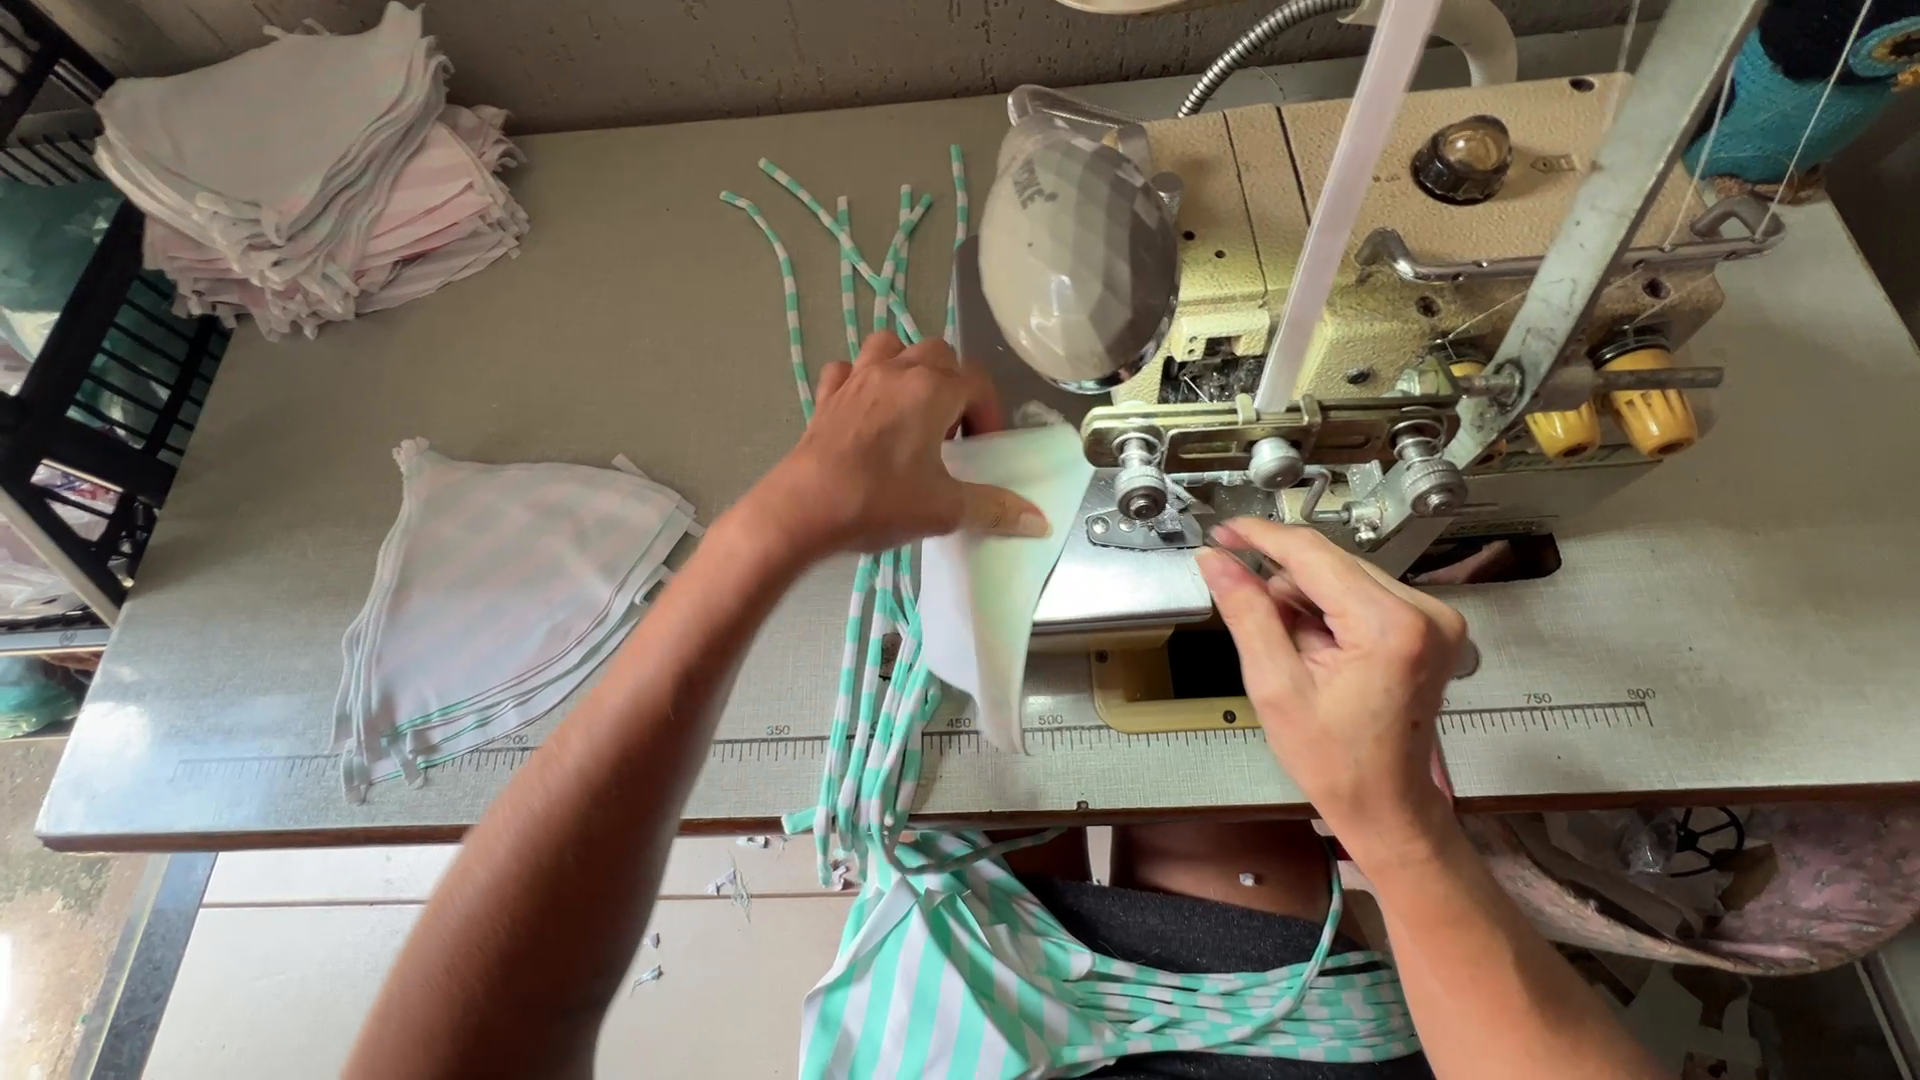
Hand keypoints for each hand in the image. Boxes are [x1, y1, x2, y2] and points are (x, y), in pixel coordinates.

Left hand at [757, 332, 1047, 555]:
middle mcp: (896, 371)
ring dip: (909, 369)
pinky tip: (866, 410)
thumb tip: (1038, 521)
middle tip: (953, 432)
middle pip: (939, 354)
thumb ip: (994, 508)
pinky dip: (862, 381)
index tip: (985, 449)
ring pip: (891, 347)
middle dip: (954, 386)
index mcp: (932, 389)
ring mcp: (856, 378)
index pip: (978, 382)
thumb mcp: (944, 509)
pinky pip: (848, 370)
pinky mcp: (826, 396)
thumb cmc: (879, 502)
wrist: (802, 509)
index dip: (990, 413)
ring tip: (912, 410)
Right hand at [1195, 518, 1463, 864]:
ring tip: (1297, 653)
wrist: (1386, 802)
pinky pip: (1360, 592)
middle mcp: (1425, 610)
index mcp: (1389, 626)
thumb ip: (1245, 611)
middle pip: (1328, 562)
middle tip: (1259, 626)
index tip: (1222, 531)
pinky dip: (1327, 610)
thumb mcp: (1275, 684)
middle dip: (1283, 585)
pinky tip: (1318, 648)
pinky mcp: (1429, 624)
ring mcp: (1433, 616)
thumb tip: (1215, 560)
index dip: (1259, 537)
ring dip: (1305, 601)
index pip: (1312, 553)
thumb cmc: (1334, 759)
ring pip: (1341, 575)